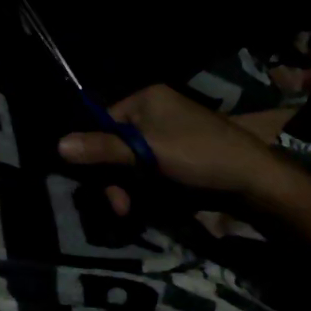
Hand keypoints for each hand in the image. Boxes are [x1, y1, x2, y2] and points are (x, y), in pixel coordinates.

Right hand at [57, 85, 293, 210]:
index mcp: (147, 98)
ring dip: (130, 188)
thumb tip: (58, 144)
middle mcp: (156, 111)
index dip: (98, 156)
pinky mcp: (181, 155)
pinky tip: (150, 205)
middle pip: (117, 145)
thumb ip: (104, 149)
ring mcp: (170, 134)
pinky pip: (152, 168)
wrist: (252, 180)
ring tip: (134, 212)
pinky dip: (147, 186)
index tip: (104, 188)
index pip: (104, 123)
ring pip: (133, 162)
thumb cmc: (198, 156)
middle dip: (115, 179)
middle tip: (122, 209)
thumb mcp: (148, 153)